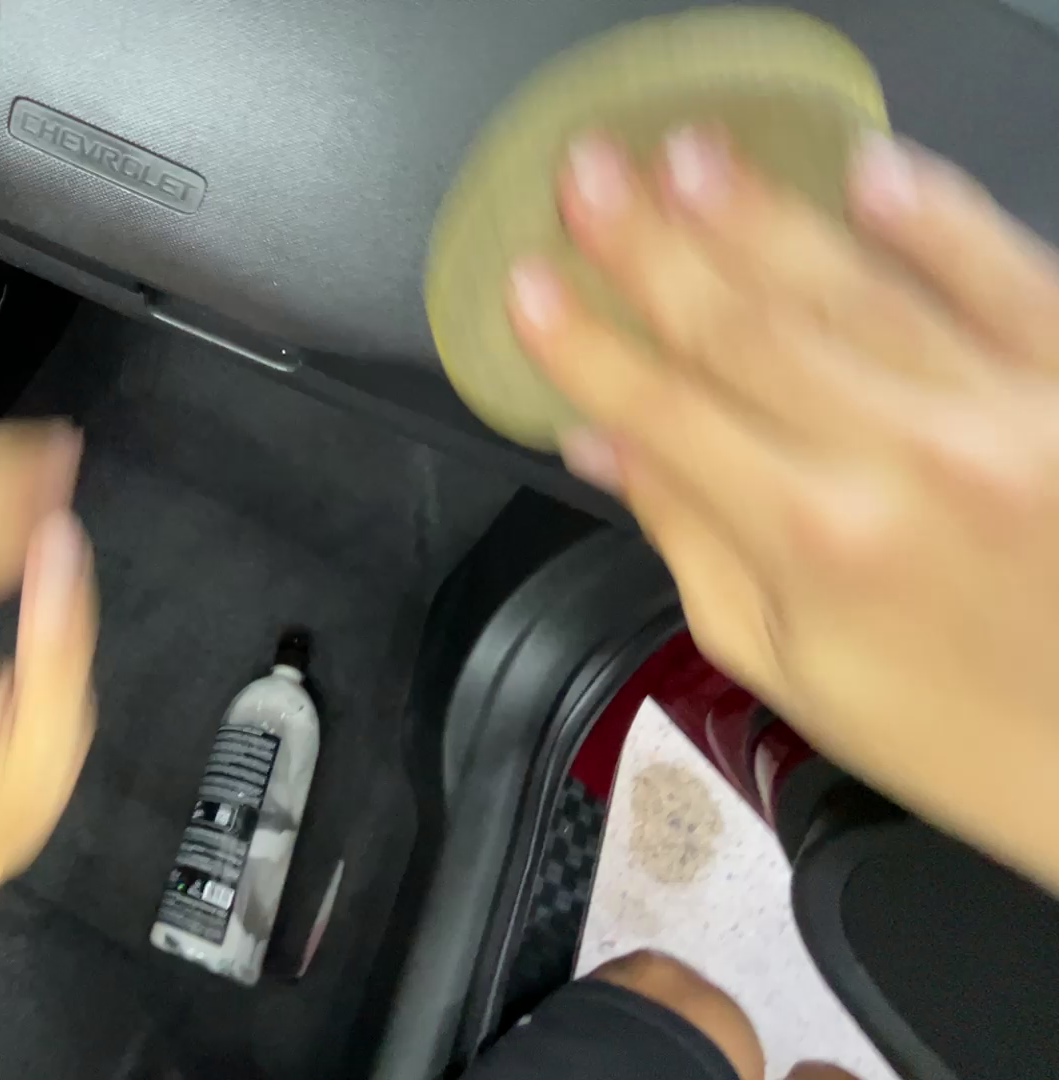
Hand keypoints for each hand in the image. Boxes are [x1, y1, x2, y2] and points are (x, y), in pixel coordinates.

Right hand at [507, 128, 1058, 888]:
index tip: (527, 286)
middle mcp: (913, 455)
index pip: (659, 409)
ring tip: (688, 154)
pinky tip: (870, 171)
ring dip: (756, 215)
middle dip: (651, 243)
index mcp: (811, 532)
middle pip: (744, 325)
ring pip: (854, 288)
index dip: (581, 342)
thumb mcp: (765, 649)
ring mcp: (1017, 411)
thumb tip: (604, 445)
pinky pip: (1013, 283)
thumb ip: (684, 530)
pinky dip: (939, 221)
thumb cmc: (941, 723)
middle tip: (592, 173)